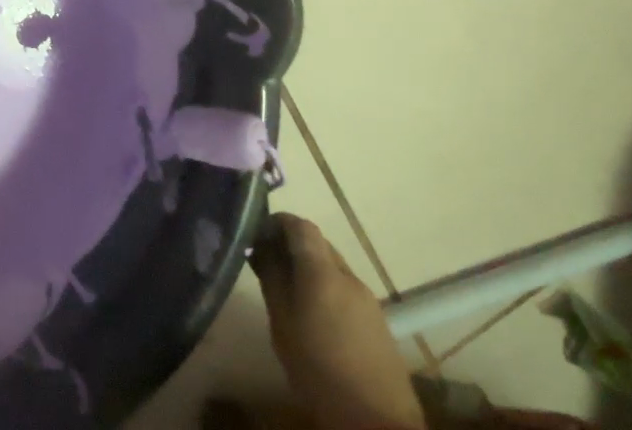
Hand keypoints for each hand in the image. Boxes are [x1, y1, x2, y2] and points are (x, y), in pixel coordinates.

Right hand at [249, 213, 424, 429]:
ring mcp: (367, 298)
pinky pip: (343, 288)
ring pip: (331, 266)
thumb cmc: (318, 370)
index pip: (301, 225)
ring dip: (306, 267)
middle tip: (262, 261)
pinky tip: (309, 313)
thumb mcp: (282, 324)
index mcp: (323, 273)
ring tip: (282, 289)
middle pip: (318, 243)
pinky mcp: (376, 319)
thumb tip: (260, 247)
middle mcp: (349, 277)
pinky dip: (322, 286)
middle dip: (289, 244)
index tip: (254, 233)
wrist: (375, 418)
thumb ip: (272, 280)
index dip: (276, 221)